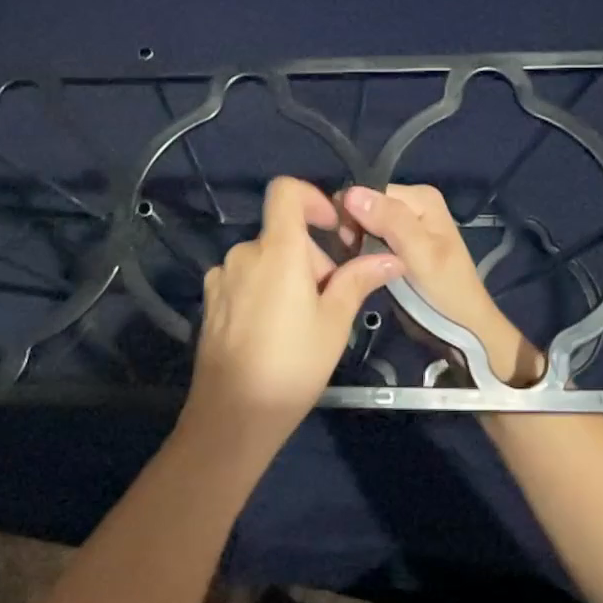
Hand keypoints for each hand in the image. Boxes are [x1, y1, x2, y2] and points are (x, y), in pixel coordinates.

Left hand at [185, 178, 401, 447]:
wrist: (234, 412)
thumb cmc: (294, 363)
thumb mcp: (335, 321)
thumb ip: (359, 280)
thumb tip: (392, 258)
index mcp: (277, 249)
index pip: (285, 191)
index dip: (312, 197)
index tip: (332, 227)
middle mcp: (244, 253)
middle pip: (282, 234)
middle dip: (311, 258)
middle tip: (329, 302)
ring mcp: (222, 277)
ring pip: (264, 260)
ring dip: (287, 277)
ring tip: (302, 322)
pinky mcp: (211, 300)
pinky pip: (243, 279)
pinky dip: (263, 290)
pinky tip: (272, 331)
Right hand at [339, 184, 544, 385]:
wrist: (463, 324)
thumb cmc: (445, 288)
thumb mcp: (419, 253)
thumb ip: (389, 221)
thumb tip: (351, 192)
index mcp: (421, 197)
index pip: (369, 191)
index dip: (353, 211)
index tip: (346, 238)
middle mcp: (412, 203)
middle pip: (366, 205)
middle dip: (354, 227)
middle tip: (353, 253)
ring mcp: (405, 224)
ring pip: (364, 222)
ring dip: (355, 240)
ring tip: (357, 261)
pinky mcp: (397, 244)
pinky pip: (369, 237)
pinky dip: (361, 249)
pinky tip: (361, 263)